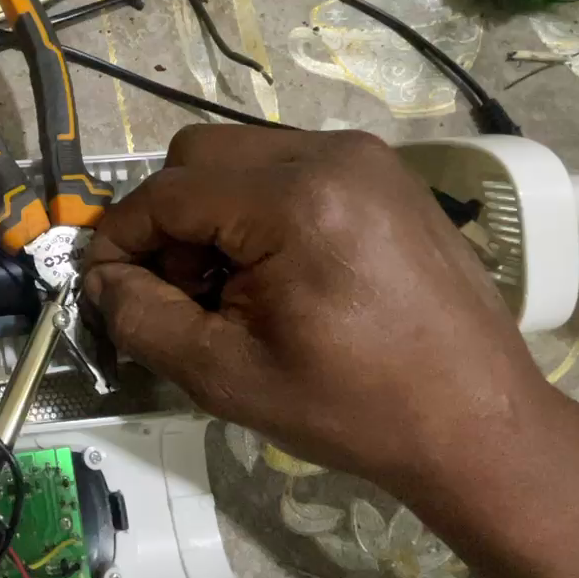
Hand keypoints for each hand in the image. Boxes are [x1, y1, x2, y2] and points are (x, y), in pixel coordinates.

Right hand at [83, 126, 578, 514]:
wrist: (477, 423)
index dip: (120, 239)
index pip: (165, 194)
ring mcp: (363, 156)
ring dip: (207, 211)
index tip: (107, 286)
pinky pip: (281, 165)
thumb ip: (140, 318)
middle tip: (183, 287)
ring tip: (229, 282)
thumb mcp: (223, 375)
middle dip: (166, 219)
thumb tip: (101, 277)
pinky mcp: (381, 171)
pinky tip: (273, 266)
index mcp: (294, 201)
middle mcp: (330, 154)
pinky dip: (251, 206)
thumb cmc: (351, 407)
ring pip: (237, 155)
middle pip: (196, 156)